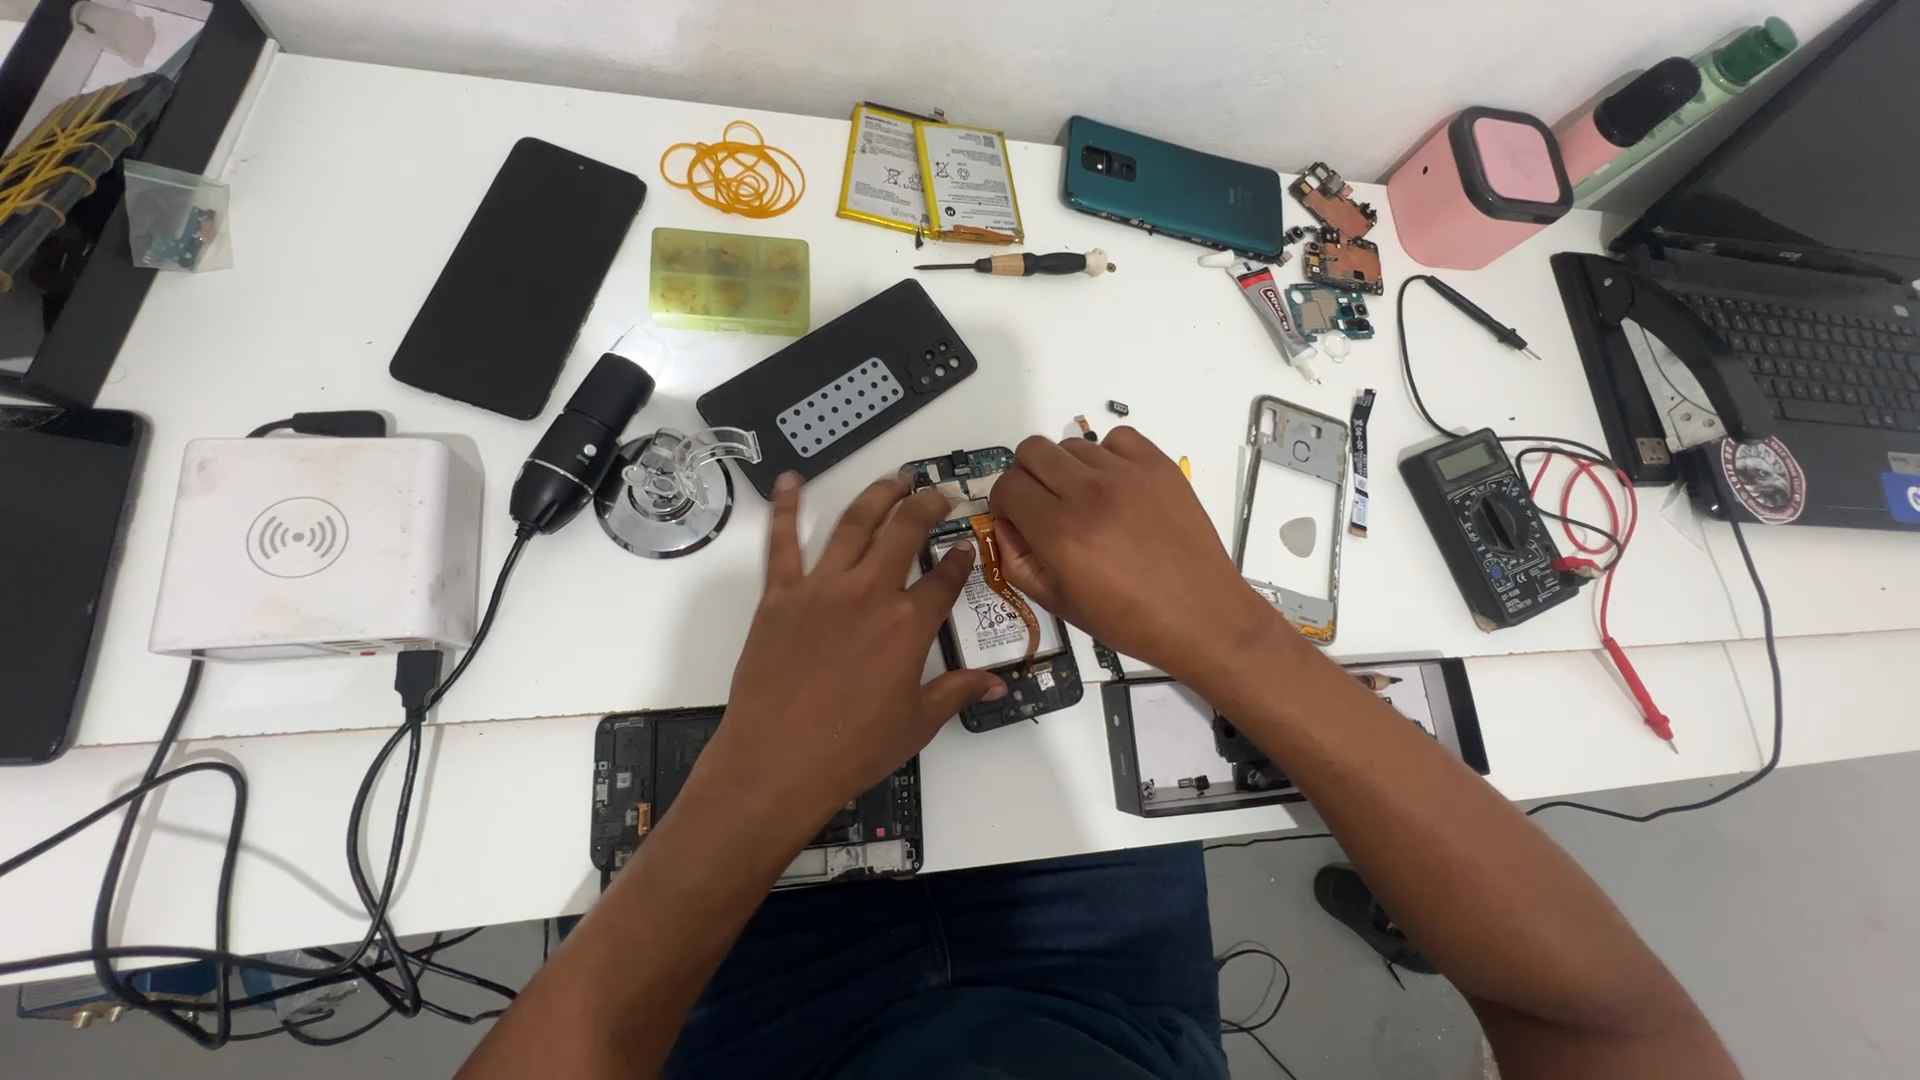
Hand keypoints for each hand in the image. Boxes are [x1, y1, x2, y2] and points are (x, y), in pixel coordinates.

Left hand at [697, 471, 1005, 835]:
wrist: (778, 762)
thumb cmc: (853, 749)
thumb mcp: (917, 723)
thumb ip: (957, 692)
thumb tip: (995, 683)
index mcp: (908, 624)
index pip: (944, 578)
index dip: (959, 558)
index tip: (966, 543)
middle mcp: (869, 593)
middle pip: (904, 533)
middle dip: (926, 506)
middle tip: (936, 492)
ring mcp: (821, 589)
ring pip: (854, 524)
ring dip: (878, 495)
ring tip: (895, 477)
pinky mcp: (779, 596)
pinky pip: (782, 543)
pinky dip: (786, 508)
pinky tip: (790, 480)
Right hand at [990, 427, 1286, 686]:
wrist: (1201, 616)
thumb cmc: (1129, 619)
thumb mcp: (1058, 603)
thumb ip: (1016, 560)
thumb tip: (1003, 524)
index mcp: (1060, 534)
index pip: (1007, 486)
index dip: (1005, 503)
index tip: (1017, 517)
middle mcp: (1090, 494)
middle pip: (1031, 451)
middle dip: (1027, 477)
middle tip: (1045, 505)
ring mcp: (1127, 475)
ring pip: (1072, 445)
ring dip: (1068, 469)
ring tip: (1088, 502)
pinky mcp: (1159, 466)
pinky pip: (1116, 438)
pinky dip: (1107, 457)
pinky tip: (1116, 487)